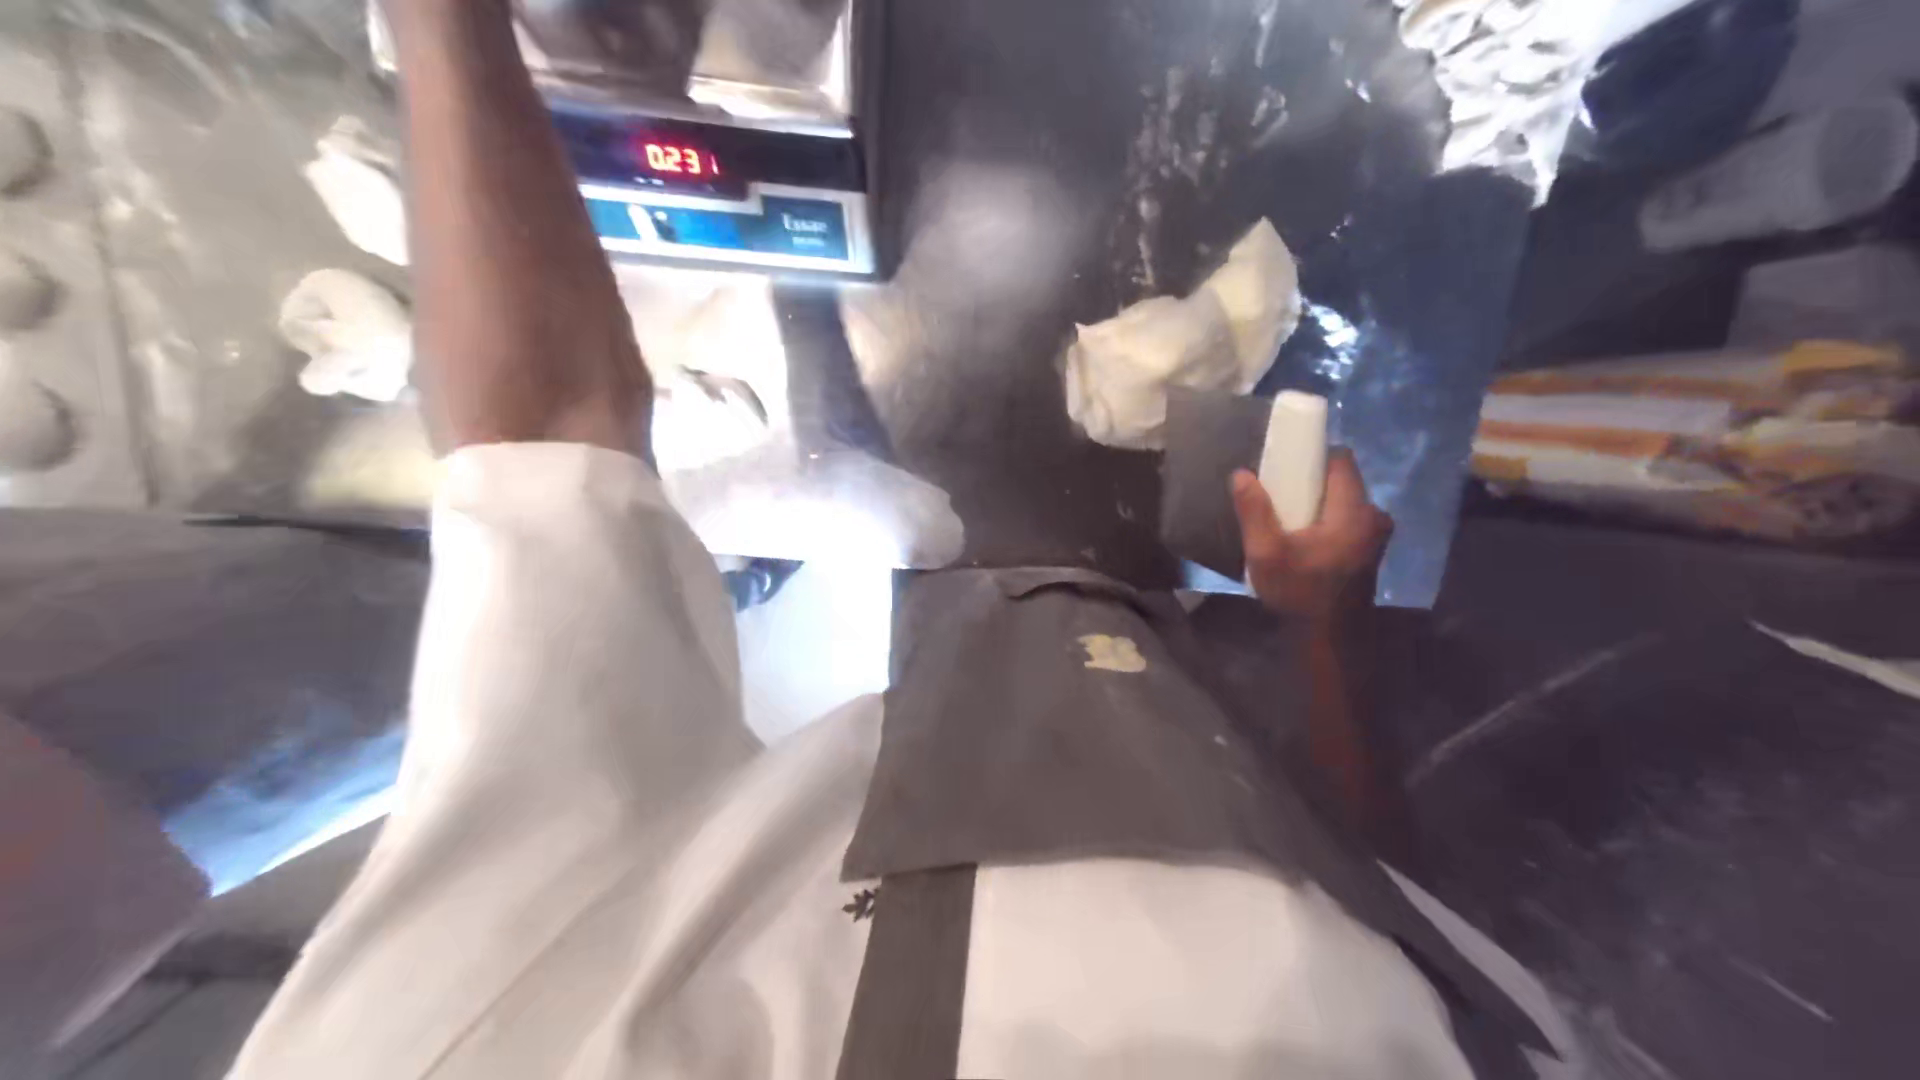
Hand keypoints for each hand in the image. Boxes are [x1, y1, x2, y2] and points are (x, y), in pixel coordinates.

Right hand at [1230, 449, 1392, 621]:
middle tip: (1277, 492)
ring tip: (1286, 515)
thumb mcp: (1266, 553)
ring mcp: (1375, 534)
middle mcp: (1373, 516)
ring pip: (1344, 500)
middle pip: (1342, 480)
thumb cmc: (1299, 592)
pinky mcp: (1370, 550)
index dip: (1313, 455)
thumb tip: (1241, 474)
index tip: (1284, 462)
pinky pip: (1347, 518)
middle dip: (1310, 479)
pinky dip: (1325, 518)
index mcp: (1353, 512)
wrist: (1330, 638)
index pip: (1341, 460)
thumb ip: (1254, 512)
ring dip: (1317, 501)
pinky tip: (1302, 535)